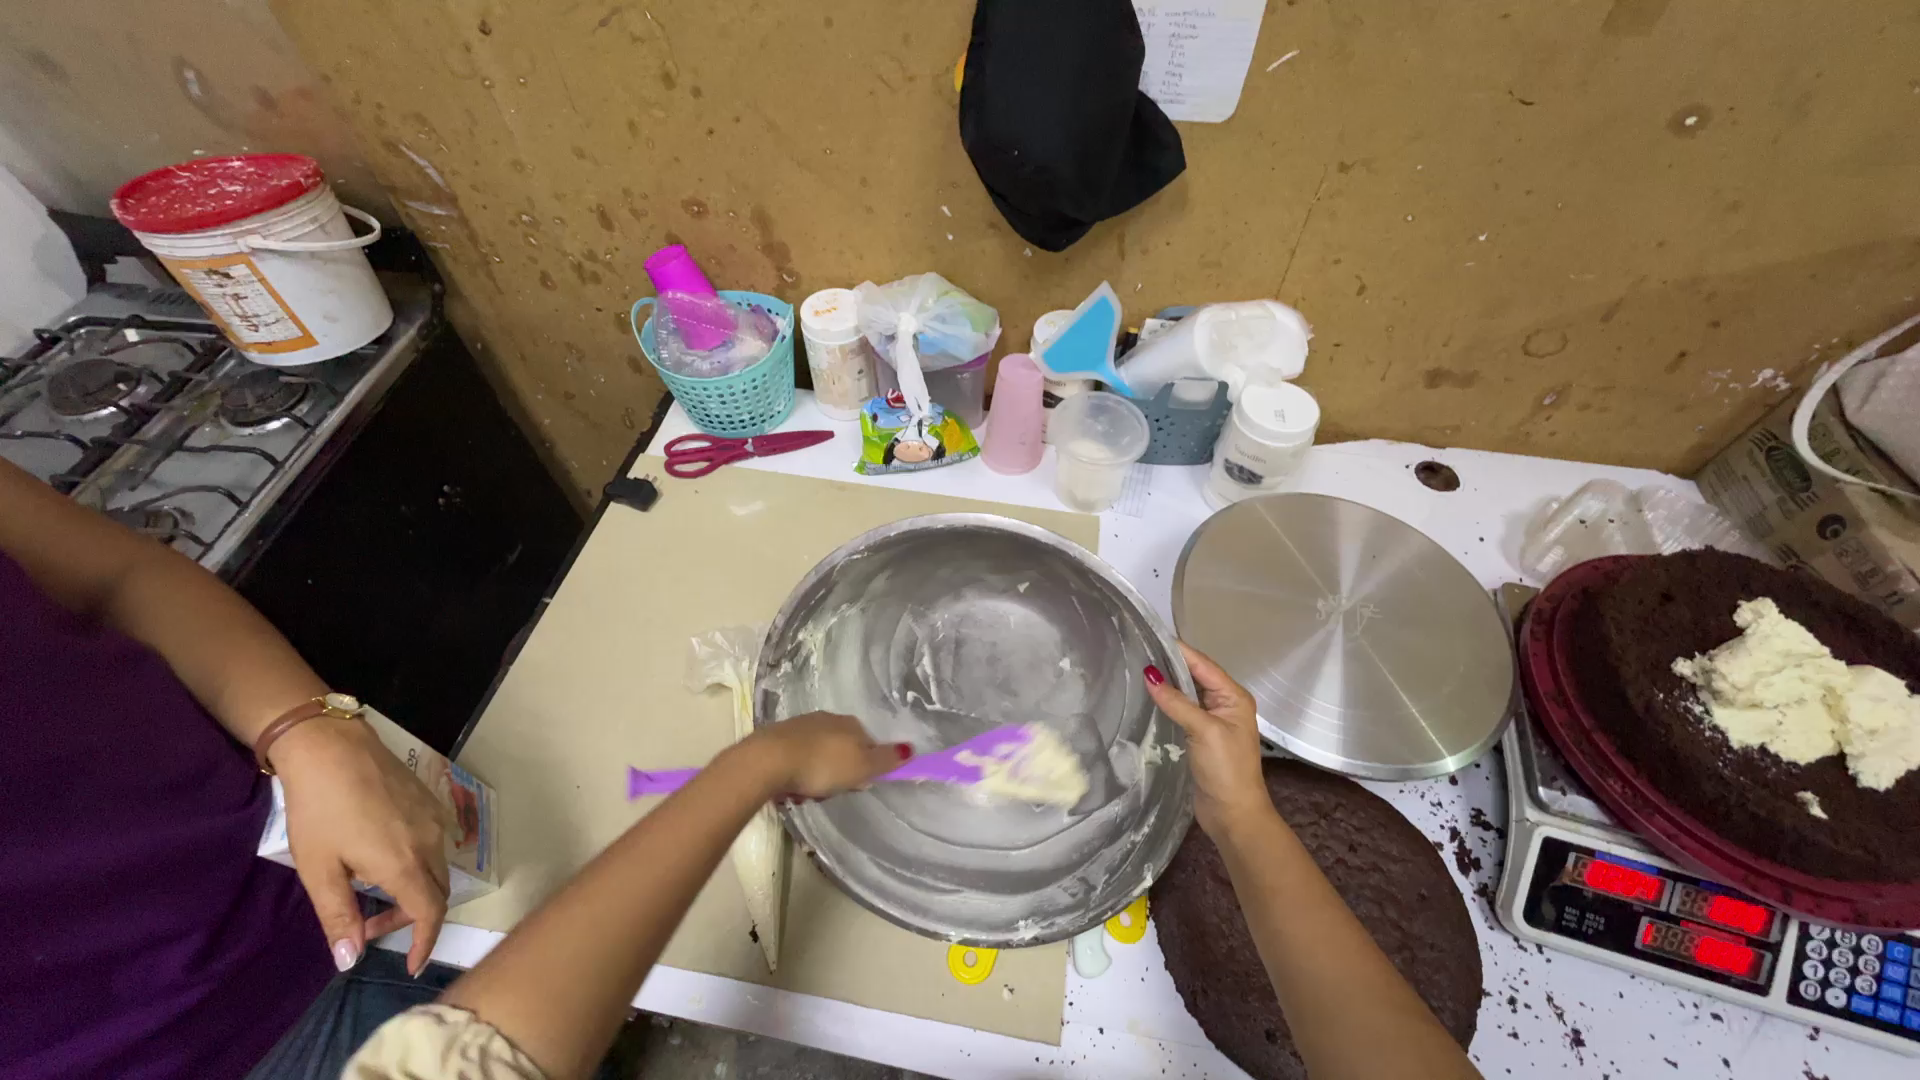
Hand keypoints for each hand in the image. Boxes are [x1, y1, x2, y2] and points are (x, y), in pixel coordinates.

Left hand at [274, 716, 451, 975]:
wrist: (336, 749)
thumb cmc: (320, 811)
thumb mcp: (318, 870)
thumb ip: (339, 916)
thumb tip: (350, 961)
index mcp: (405, 863)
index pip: (430, 911)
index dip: (425, 941)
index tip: (412, 965)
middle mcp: (432, 842)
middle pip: (437, 891)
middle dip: (409, 918)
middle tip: (367, 928)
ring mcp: (436, 819)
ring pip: (437, 867)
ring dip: (412, 890)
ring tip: (370, 892)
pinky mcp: (433, 803)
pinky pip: (436, 844)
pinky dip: (417, 865)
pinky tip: (384, 858)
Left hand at [740, 711, 908, 799]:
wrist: (769, 760)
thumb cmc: (822, 765)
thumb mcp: (862, 767)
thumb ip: (887, 759)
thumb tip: (911, 749)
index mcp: (850, 723)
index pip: (868, 744)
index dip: (866, 766)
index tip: (858, 784)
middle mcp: (826, 719)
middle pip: (842, 748)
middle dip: (839, 770)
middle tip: (831, 791)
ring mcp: (800, 726)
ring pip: (818, 754)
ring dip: (816, 774)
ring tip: (807, 793)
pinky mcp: (777, 738)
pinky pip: (795, 758)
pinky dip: (796, 772)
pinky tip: (790, 787)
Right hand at [1144, 643, 1274, 838]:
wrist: (1234, 813)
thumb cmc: (1226, 769)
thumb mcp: (1203, 730)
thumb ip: (1177, 702)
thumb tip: (1149, 675)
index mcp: (1233, 697)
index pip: (1202, 664)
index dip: (1178, 650)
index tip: (1150, 635)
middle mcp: (1224, 704)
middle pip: (1194, 675)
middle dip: (1169, 663)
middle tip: (1137, 649)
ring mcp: (1212, 721)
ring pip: (1186, 692)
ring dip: (1167, 682)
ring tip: (1137, 668)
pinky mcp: (1200, 736)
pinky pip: (1181, 710)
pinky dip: (1166, 702)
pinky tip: (1147, 697)